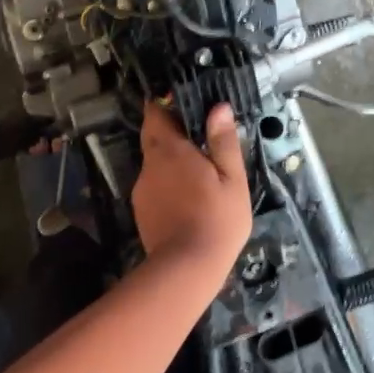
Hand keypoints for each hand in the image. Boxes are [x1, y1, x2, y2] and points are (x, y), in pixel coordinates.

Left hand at [133, 102, 252, 272]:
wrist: (187, 269)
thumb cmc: (217, 218)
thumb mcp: (232, 178)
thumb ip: (223, 141)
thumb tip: (219, 107)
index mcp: (169, 150)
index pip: (155, 113)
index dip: (166, 104)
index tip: (183, 103)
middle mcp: (149, 165)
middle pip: (153, 137)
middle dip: (171, 133)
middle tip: (199, 137)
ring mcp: (141, 190)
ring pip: (154, 163)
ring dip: (171, 161)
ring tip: (199, 172)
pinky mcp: (141, 211)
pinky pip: (154, 186)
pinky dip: (168, 184)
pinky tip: (188, 198)